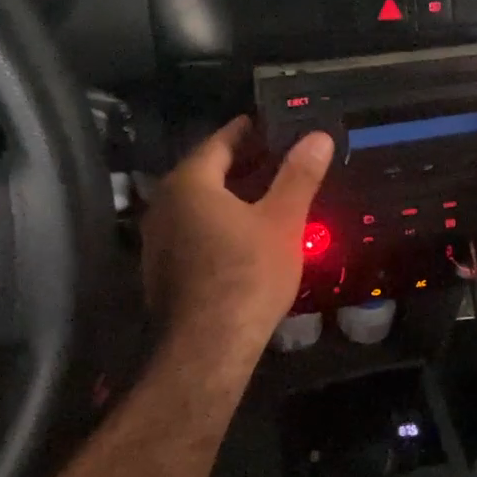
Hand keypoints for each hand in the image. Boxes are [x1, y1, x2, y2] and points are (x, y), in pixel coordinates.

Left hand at [142, 117, 334, 335]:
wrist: (207, 350)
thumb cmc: (247, 275)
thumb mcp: (282, 220)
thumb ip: (298, 175)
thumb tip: (318, 136)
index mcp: (189, 182)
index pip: (220, 141)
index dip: (250, 131)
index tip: (276, 126)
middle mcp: (164, 203)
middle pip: (208, 171)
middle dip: (244, 163)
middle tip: (282, 158)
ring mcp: (158, 239)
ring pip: (200, 203)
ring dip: (232, 195)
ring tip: (271, 194)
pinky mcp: (162, 269)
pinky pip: (194, 229)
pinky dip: (220, 222)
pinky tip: (247, 234)